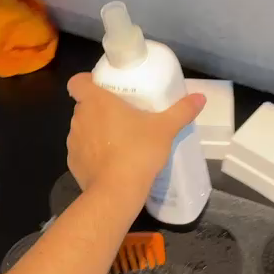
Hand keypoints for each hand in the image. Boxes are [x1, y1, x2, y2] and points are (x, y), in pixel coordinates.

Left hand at [65, 73, 204, 197]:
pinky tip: (111, 162)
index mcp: (96, 102)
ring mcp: (73, 142)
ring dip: (96, 131)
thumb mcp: (165, 129)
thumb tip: (200, 97)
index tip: (103, 87)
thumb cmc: (138, 151)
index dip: (87, 81)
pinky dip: (93, 154)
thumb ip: (182, 110)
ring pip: (83, 128)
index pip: (77, 81)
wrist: (117, 192)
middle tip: (122, 114)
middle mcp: (79, 118)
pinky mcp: (73, 163)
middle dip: (99, 108)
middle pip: (84, 105)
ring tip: (119, 140)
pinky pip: (82, 151)